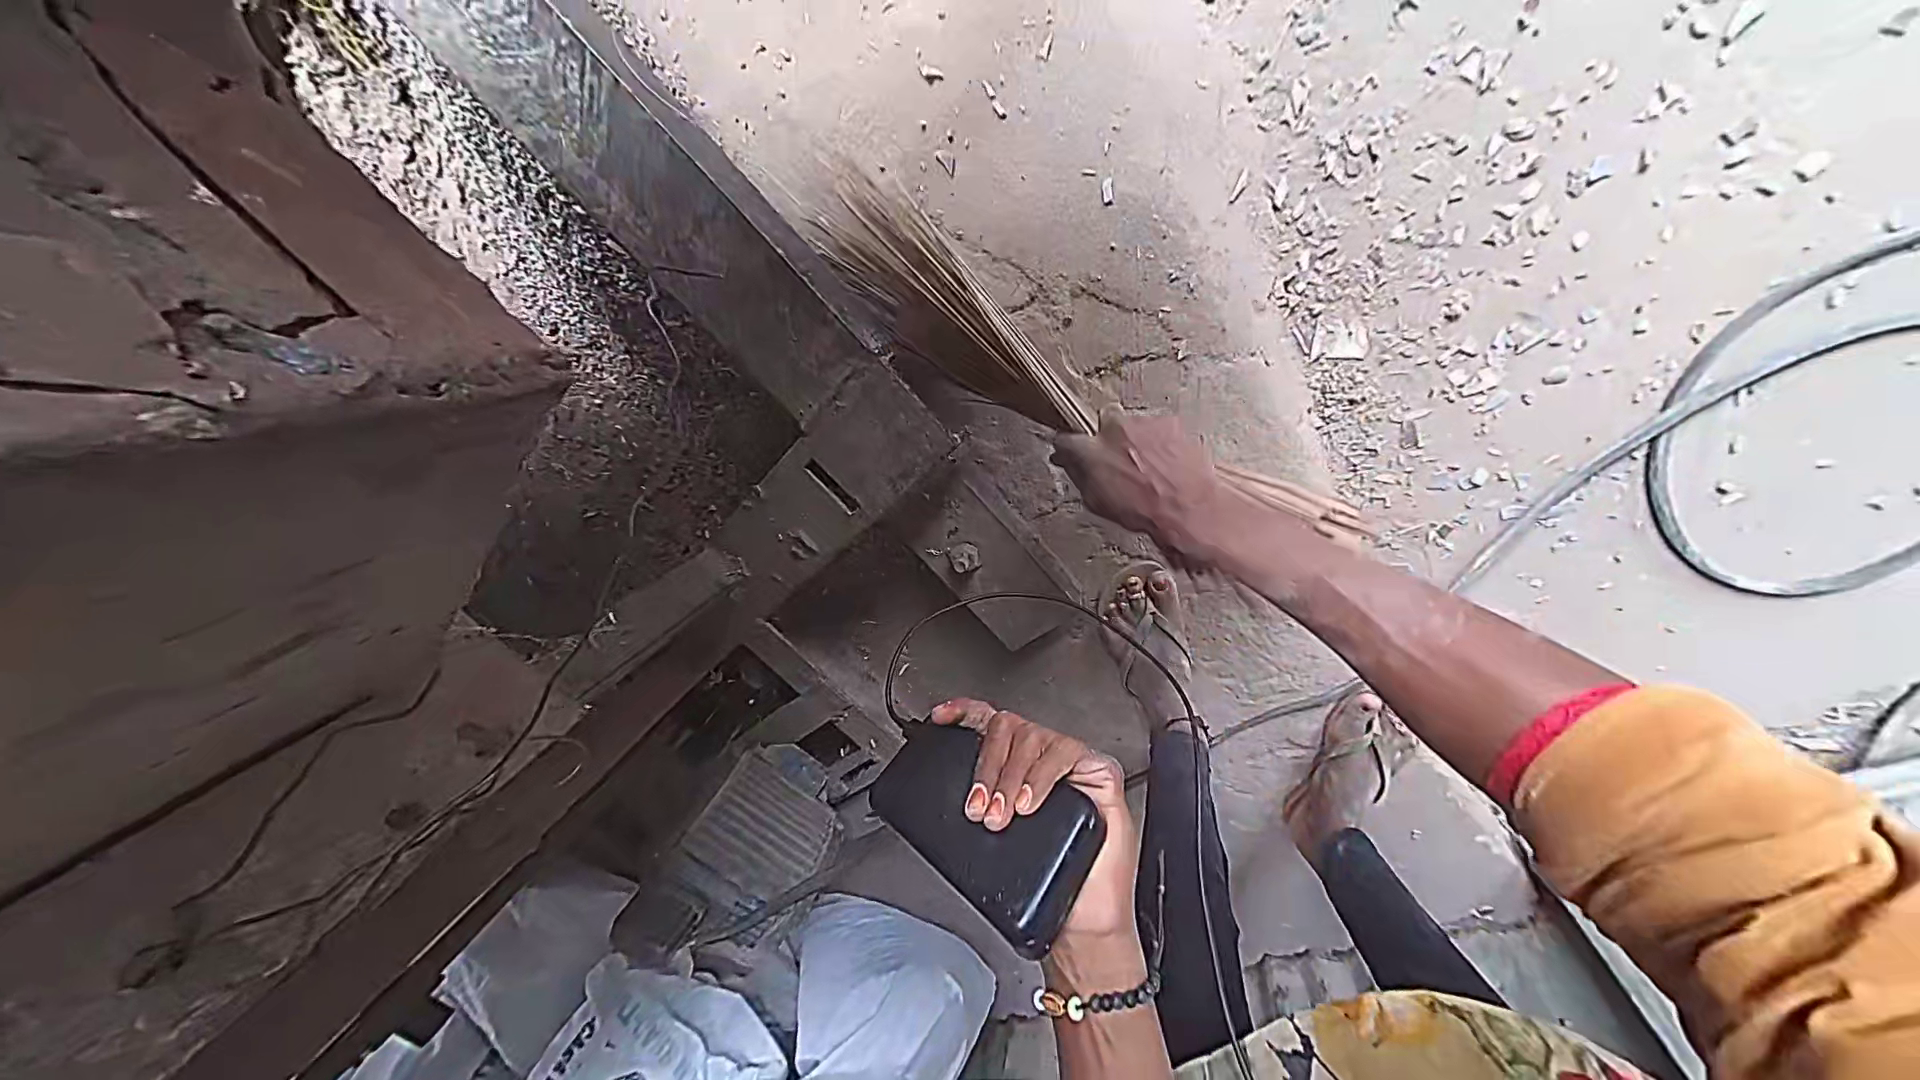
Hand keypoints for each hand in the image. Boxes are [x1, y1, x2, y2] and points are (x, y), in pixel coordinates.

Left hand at [930, 699, 1138, 948]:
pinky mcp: (1099, 770)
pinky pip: (1066, 753)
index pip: (989, 722)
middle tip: (979, 807)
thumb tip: (946, 796)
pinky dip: (1041, 776)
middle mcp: (1042, 754)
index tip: (942, 718)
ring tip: (1003, 812)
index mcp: (1016, 763)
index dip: (964, 712)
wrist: (1088, 917)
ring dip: (1010, 775)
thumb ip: (982, 804)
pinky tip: (1029, 801)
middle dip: (987, 766)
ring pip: (1031, 737)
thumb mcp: (1001, 836)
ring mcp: (1070, 760)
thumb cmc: (1049, 879)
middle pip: (1006, 728)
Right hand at [1049, 407, 1230, 561]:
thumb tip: (1070, 462)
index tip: (1074, 454)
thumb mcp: (1098, 501)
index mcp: (1090, 450)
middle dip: (1109, 440)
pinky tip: (1167, 466)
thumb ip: (1080, 475)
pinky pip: (1158, 430)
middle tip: (1119, 463)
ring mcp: (1144, 423)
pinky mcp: (1170, 423)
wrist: (1189, 508)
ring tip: (1149, 470)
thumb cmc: (1146, 510)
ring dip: (1137, 442)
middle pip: (1104, 424)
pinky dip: (1160, 443)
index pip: (1067, 439)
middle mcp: (1114, 429)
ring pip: (1133, 426)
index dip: (1070, 448)